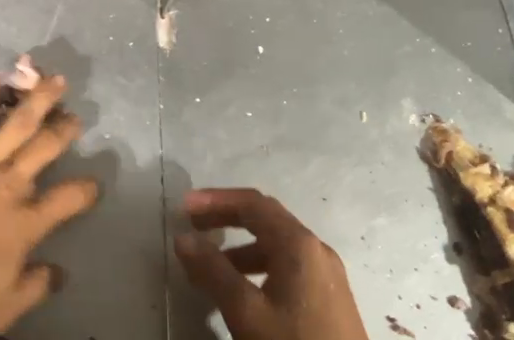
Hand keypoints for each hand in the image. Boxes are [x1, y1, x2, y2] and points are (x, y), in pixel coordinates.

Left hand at [0, 73, 100, 334]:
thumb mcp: (5, 305)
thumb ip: (35, 287)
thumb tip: (59, 274)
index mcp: (27, 222)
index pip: (69, 199)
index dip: (86, 190)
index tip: (95, 184)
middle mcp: (11, 182)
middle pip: (46, 146)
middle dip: (64, 129)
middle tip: (74, 116)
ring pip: (17, 121)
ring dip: (38, 98)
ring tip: (54, 79)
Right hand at [174, 189, 367, 339]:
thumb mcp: (246, 312)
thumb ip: (212, 271)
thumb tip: (183, 239)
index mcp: (298, 244)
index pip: (252, 203)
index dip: (214, 200)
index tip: (183, 208)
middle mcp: (316, 250)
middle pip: (265, 219)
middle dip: (226, 219)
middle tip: (192, 227)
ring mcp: (326, 276)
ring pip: (276, 247)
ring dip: (240, 248)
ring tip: (209, 267)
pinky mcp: (329, 301)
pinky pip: (287, 269)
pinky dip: (258, 269)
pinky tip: (242, 294)